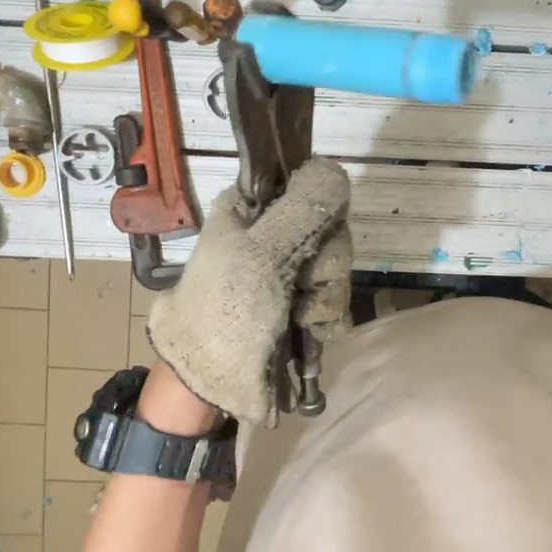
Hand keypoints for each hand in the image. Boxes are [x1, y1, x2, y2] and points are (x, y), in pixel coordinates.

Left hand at [145, 159, 352, 422]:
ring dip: (325, 297)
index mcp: (250, 211)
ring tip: (298, 317)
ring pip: (337, 267)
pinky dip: (327, 319)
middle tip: (300, 284)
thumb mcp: (260, 253)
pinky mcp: (305, 308)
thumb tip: (335, 169)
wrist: (213, 382)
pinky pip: (338, 300)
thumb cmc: (224, 310)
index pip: (306, 185)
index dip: (318, 208)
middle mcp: (273, 236)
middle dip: (324, 263)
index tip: (314, 233)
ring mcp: (290, 274)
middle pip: (331, 229)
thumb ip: (302, 210)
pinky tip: (308, 330)